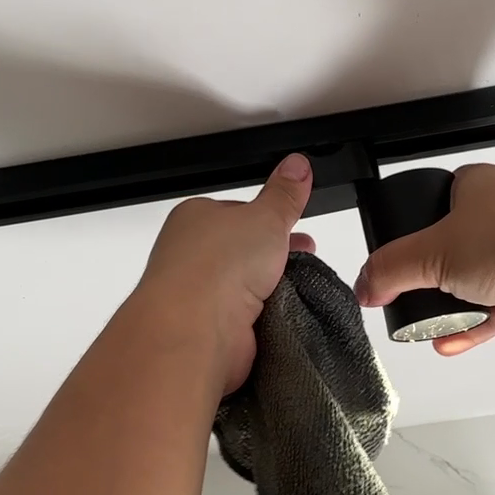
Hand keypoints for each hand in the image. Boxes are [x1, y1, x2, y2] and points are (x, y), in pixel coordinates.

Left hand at [135, 153, 315, 392]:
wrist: (197, 328)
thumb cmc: (214, 266)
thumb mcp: (266, 216)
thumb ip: (285, 194)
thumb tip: (297, 166)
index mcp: (197, 217)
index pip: (238, 211)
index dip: (269, 218)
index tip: (293, 224)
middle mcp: (193, 255)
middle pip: (244, 251)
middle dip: (275, 255)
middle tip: (301, 256)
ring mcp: (202, 294)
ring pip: (249, 286)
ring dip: (273, 287)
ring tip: (292, 286)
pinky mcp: (213, 327)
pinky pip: (250, 317)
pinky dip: (267, 315)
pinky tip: (279, 311)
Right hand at [354, 164, 494, 355]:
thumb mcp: (432, 252)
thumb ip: (390, 270)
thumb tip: (364, 288)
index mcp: (476, 186)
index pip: (430, 204)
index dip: (407, 232)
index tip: (390, 262)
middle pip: (451, 247)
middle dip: (428, 277)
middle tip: (404, 299)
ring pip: (475, 281)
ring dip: (450, 306)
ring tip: (423, 327)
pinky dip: (473, 326)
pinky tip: (448, 342)